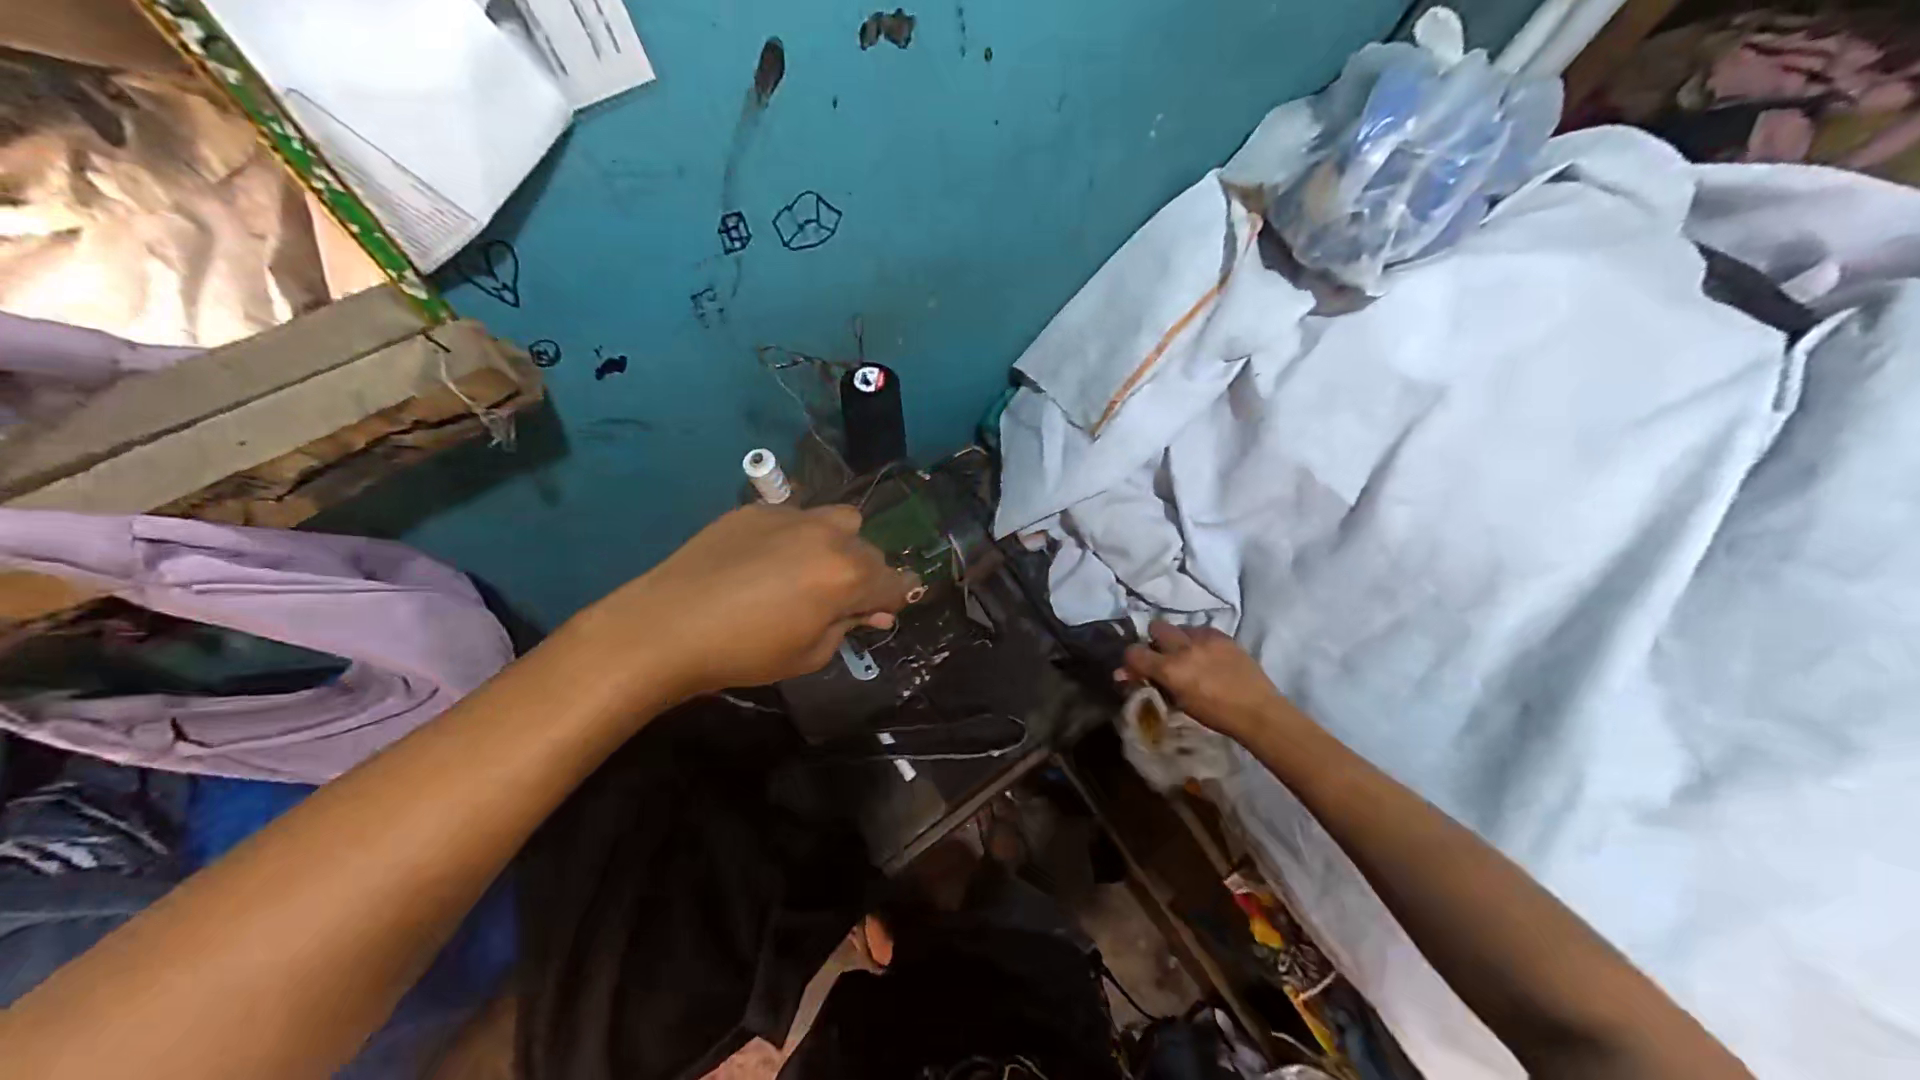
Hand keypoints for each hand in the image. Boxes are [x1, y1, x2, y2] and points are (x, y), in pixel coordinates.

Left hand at [568, 503, 917, 701]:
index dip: (895, 599)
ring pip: (839, 520)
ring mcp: (792, 516)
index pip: (895, 581)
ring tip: (808, 569)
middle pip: (869, 550)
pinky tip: (765, 560)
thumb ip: (847, 626)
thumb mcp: (809, 654)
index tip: (882, 612)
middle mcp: (829, 536)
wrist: (667, 625)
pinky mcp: (757, 509)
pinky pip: (796, 516)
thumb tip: (871, 612)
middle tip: (836, 601)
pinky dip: (797, 535)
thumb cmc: (745, 652)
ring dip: (838, 543)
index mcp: (848, 575)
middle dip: (864, 575)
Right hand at [1121, 622, 1292, 742]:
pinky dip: (1199, 639)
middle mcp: (1184, 648)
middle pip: (1156, 627)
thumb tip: (1124, 675)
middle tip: (1164, 655)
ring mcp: (1205, 638)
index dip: (1132, 659)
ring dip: (1179, 638)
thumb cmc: (1215, 714)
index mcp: (1170, 669)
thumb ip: (1154, 683)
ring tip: (1189, 654)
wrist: (1257, 710)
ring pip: (1180, 626)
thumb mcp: (1178, 702)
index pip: (1134, 652)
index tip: (1138, 666)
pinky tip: (1207, 653)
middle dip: (1156, 640)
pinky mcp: (1223, 635)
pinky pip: (1201, 629)